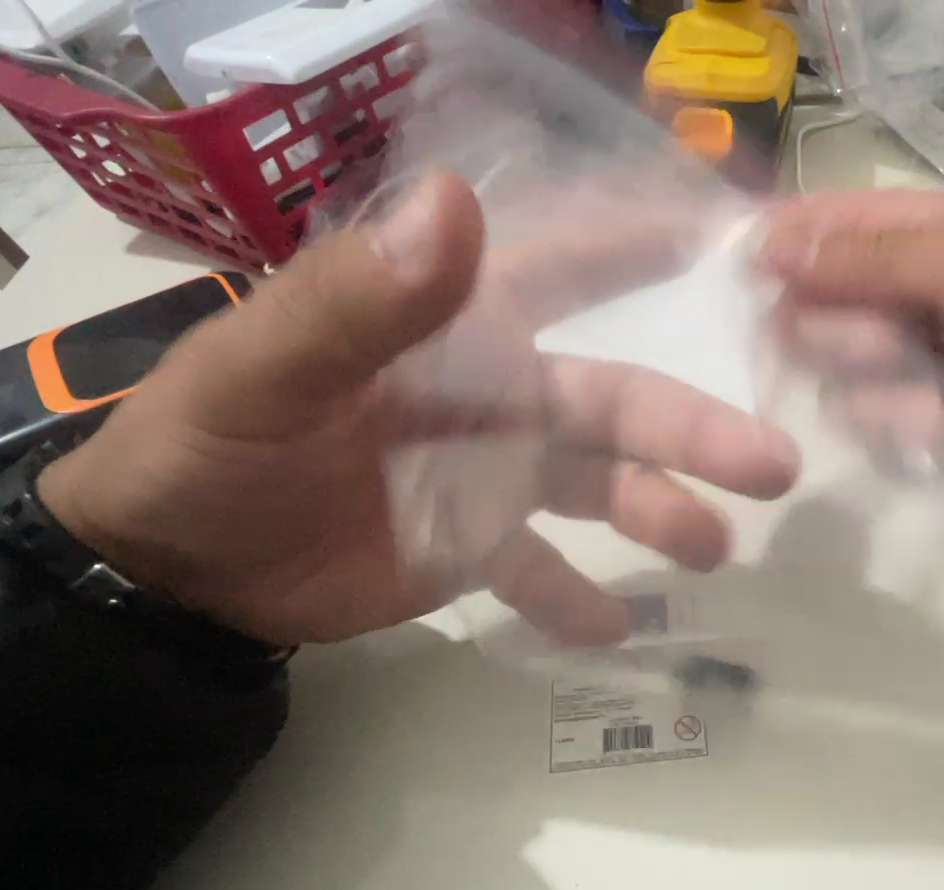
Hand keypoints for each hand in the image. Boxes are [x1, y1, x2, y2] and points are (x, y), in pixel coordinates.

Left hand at [39, 174, 798, 646]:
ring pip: (598, 488)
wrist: (173, 569)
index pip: (563, 264)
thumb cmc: (211, 446)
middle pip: (613, 402)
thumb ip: (363, 301)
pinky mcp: (474, 548)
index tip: (726, 242)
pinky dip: (578, 598)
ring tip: (709, 550)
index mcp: (455, 327)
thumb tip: (457, 207)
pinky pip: (541, 572)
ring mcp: (491, 476)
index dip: (638, 245)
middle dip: (692, 429)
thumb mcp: (269, 370)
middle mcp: (494, 393)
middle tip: (770, 468)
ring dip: (657, 514)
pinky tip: (614, 629)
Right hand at [757, 188, 943, 495]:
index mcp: (919, 235)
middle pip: (812, 312)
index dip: (774, 243)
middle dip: (840, 335)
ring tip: (941, 397)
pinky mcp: (918, 425)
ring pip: (834, 380)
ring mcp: (906, 366)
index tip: (737, 276)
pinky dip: (903, 432)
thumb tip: (766, 244)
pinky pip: (870, 430)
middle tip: (890, 348)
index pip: (819, 225)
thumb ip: (869, 259)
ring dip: (880, 391)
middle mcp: (899, 297)